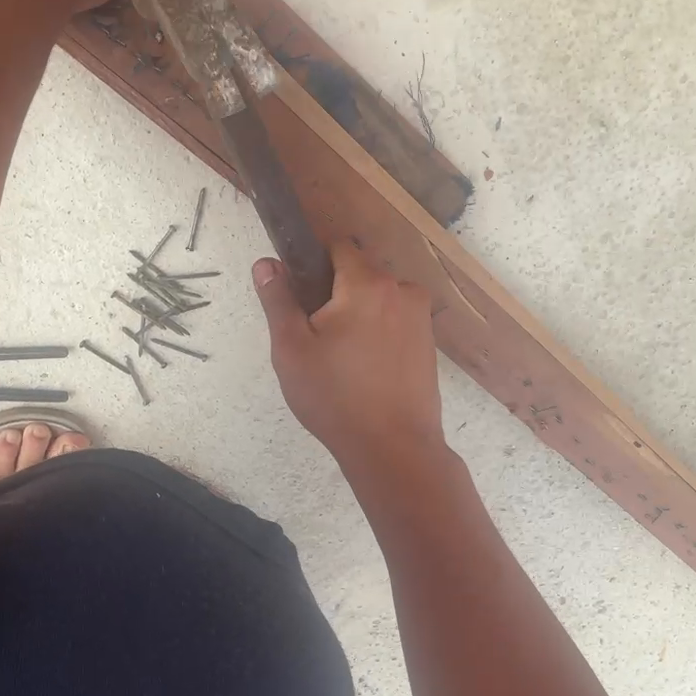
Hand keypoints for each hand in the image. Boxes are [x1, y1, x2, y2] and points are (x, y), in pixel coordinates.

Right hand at [254, 240, 445, 469]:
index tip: (299, 298)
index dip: (313, 264)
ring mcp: (420, 318)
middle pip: (359, 273)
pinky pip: (394, 323)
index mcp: (367, 283)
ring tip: (339, 360)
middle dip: (334, 295)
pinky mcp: (429, 344)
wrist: (393, 449)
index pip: (338, 247)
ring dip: (357, 315)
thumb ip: (278, 299)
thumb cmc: (335, 397)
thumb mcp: (292, 349)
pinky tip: (363, 371)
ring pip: (377, 300)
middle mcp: (402, 291)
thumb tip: (266, 263)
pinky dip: (376, 335)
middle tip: (315, 340)